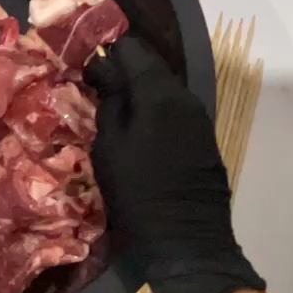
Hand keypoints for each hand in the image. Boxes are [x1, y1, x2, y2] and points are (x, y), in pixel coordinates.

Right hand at [86, 36, 264, 292]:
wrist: (188, 244)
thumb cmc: (138, 193)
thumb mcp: (109, 145)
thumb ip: (109, 102)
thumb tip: (104, 73)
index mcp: (158, 93)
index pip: (130, 48)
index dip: (106, 53)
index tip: (88, 68)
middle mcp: (184, 96)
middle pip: (150, 65)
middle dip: (123, 71)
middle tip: (98, 89)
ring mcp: (199, 116)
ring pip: (163, 86)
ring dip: (140, 91)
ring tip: (117, 110)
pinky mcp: (205, 136)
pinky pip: (176, 108)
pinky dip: (156, 109)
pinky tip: (141, 129)